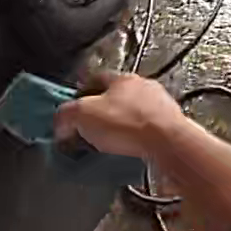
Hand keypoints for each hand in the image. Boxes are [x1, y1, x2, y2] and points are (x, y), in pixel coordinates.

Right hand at [54, 72, 184, 158]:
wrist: (167, 141)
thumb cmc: (128, 123)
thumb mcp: (82, 115)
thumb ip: (65, 114)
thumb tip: (61, 122)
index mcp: (124, 79)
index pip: (96, 79)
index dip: (79, 93)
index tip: (70, 108)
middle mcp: (145, 87)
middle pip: (115, 97)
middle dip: (99, 113)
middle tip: (85, 131)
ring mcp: (160, 105)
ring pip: (131, 113)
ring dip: (117, 127)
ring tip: (104, 145)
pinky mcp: (169, 124)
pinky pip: (144, 130)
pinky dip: (133, 139)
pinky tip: (125, 151)